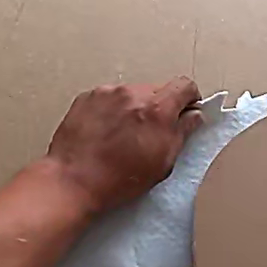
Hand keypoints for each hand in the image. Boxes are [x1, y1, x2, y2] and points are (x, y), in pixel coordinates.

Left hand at [44, 78, 203, 212]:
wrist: (73, 180)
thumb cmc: (119, 179)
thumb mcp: (163, 162)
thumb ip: (182, 133)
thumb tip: (193, 116)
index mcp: (157, 108)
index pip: (184, 85)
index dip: (189, 98)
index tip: (186, 110)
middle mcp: (132, 93)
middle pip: (157, 90)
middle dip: (159, 107)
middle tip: (151, 132)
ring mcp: (107, 93)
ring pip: (132, 93)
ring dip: (134, 108)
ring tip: (124, 136)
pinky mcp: (87, 97)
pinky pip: (109, 97)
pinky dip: (113, 110)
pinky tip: (106, 133)